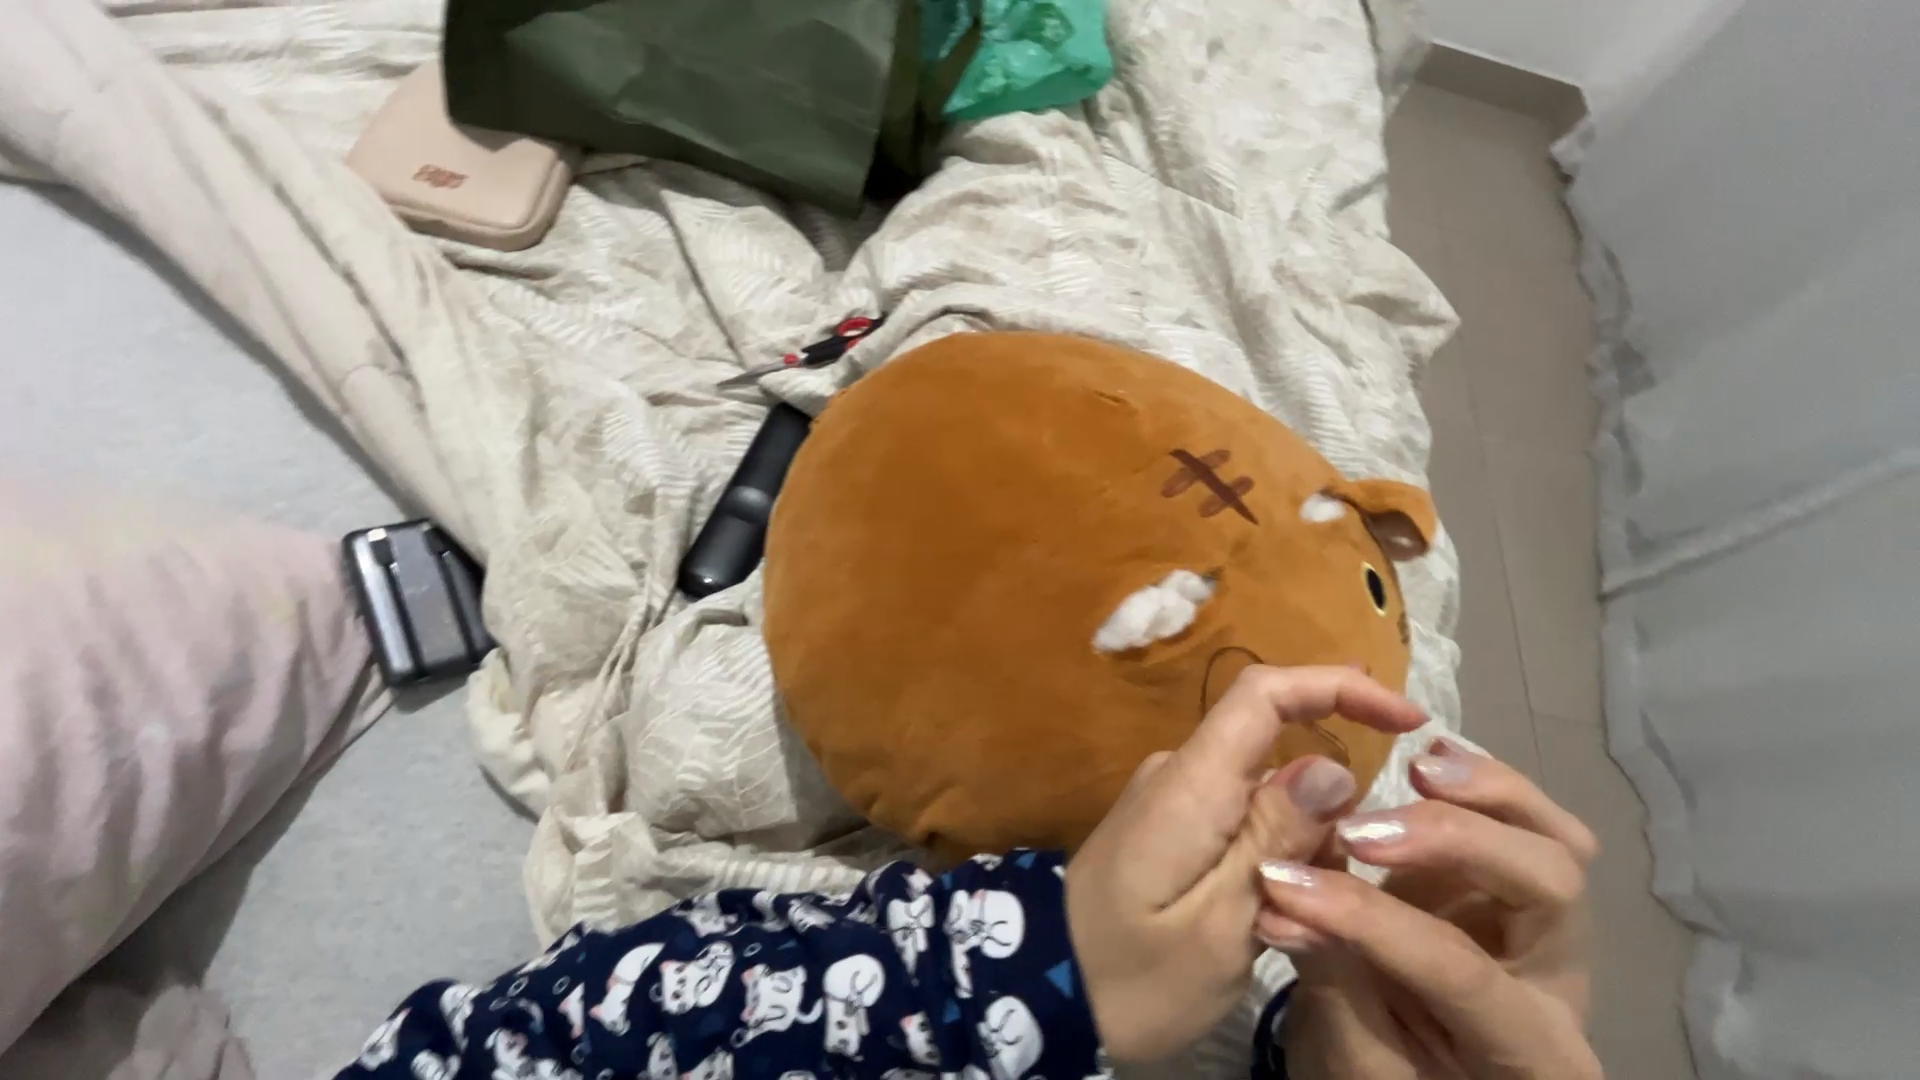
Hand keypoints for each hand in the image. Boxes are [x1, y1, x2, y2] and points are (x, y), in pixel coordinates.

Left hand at [1065, 666, 1427, 1063]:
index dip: (1338, 686)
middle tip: (1357, 878)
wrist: (1046, 989)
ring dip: (1303, 839)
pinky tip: (1276, 913)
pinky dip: (1275, 851)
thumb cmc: (1133, 973)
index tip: (1409, 719)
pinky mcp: (1169, 823)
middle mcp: (1179, 770)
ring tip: (1302, 920)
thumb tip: (1332, 766)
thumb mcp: (1220, 925)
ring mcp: (1171, 795)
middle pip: (1275, 742)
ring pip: (1264, 787)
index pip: (1264, 693)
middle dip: (1332, 798)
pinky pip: (1238, 813)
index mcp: (1192, 781)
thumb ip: (1275, 840)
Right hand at [1258, 739, 1602, 1078]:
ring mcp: (1542, 924)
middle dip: (1449, 840)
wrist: (1407, 1072)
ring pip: (1553, 838)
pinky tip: (1429, 756)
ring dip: (1484, 793)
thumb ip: (1328, 967)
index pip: (1460, 969)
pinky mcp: (1504, 884)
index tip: (1281, 882)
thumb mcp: (1350, 1057)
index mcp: (1535, 1055)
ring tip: (1414, 765)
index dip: (1367, 919)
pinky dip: (1483, 782)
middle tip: (1357, 829)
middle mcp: (1561, 979)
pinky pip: (1526, 821)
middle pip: (1550, 885)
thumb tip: (1280, 885)